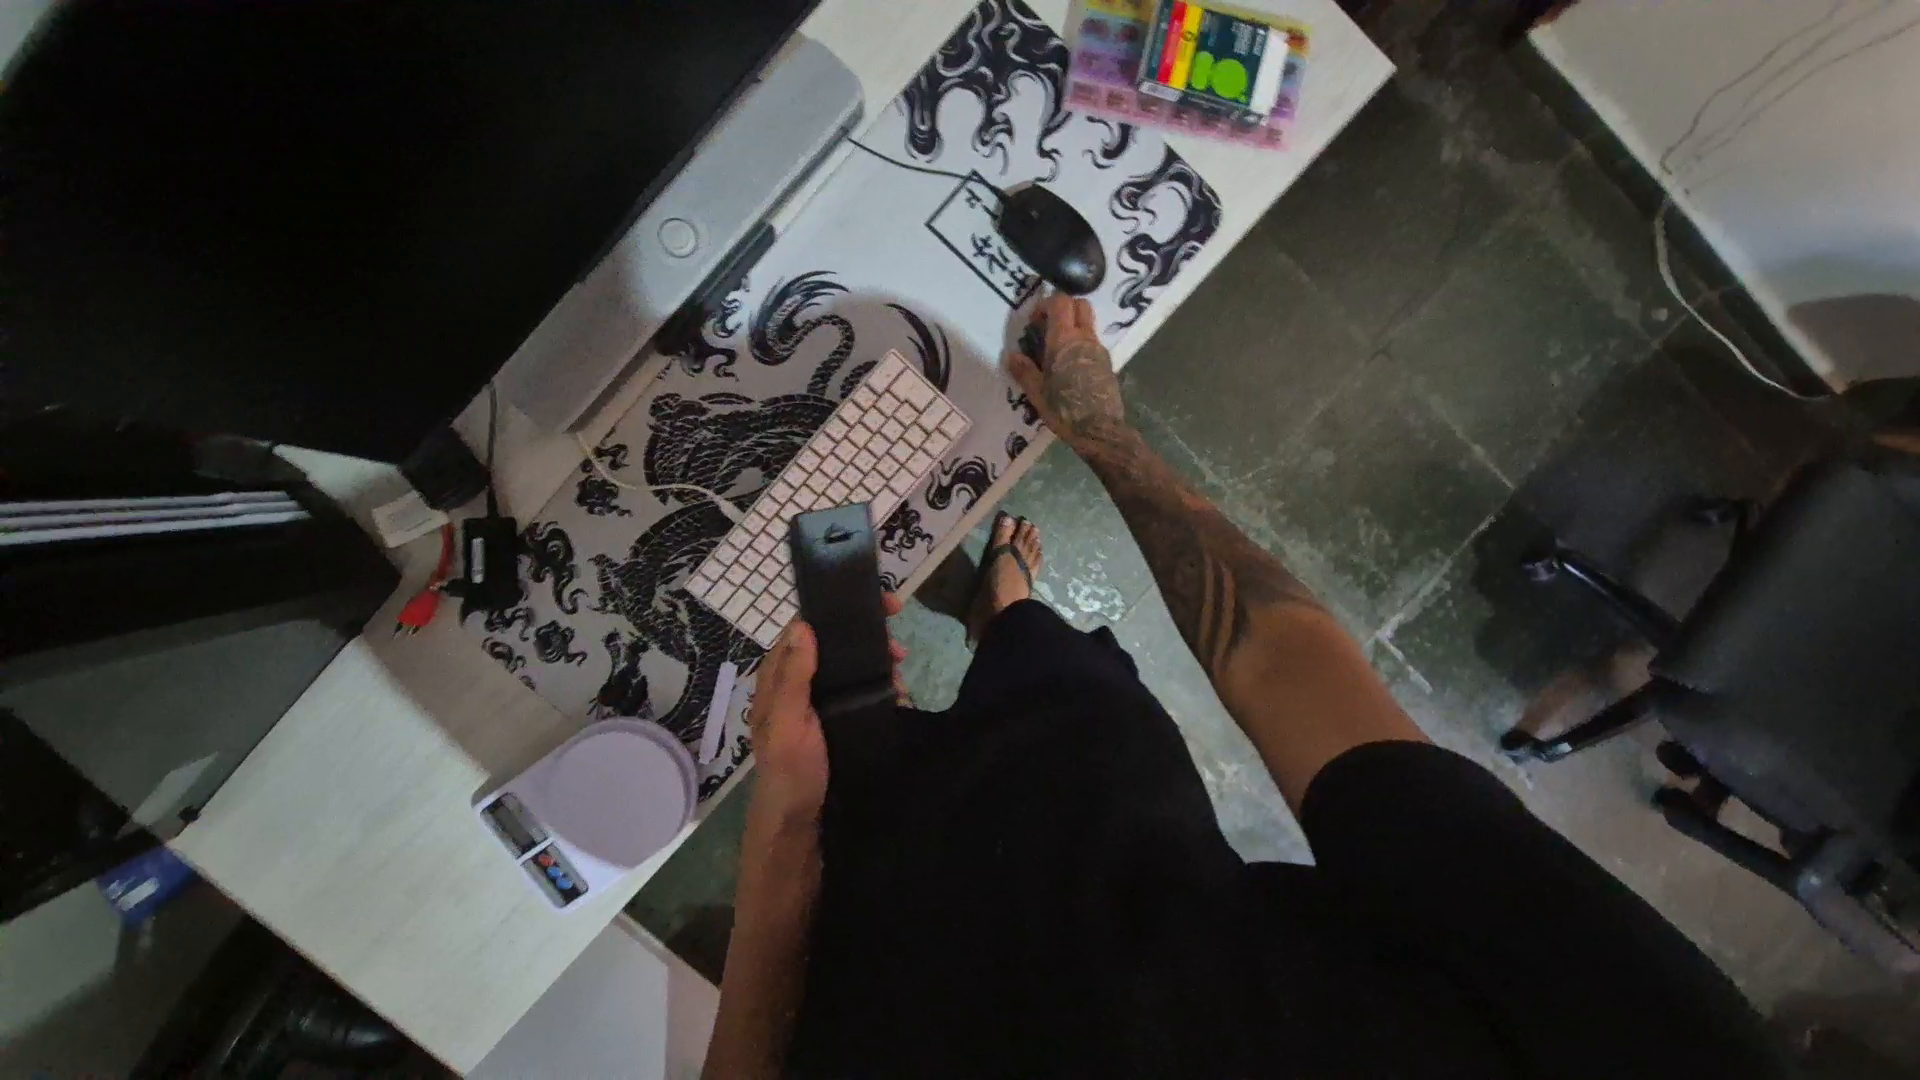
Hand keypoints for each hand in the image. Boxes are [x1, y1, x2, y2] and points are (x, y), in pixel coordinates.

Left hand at [745, 592, 906, 830]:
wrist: (800, 822)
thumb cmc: (790, 770)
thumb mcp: (788, 722)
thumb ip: (793, 675)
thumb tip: (804, 625)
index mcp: (779, 674)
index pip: (807, 626)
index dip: (839, 610)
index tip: (878, 605)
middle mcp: (797, 680)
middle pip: (833, 642)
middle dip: (868, 636)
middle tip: (899, 644)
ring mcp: (818, 699)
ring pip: (850, 664)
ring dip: (877, 660)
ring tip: (902, 668)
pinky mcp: (837, 717)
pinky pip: (860, 688)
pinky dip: (880, 683)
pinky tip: (899, 690)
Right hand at [1007, 293, 1125, 445]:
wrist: (1099, 430)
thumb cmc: (1064, 409)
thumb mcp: (1037, 393)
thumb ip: (1024, 371)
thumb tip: (1012, 356)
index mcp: (1064, 340)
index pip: (1060, 302)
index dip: (1046, 305)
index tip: (1035, 322)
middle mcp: (1084, 338)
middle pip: (1080, 305)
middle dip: (1064, 308)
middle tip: (1049, 327)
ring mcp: (1099, 350)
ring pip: (1088, 324)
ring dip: (1073, 328)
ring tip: (1057, 351)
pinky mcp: (1107, 364)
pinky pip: (1093, 344)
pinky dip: (1081, 345)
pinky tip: (1071, 368)